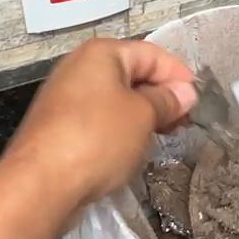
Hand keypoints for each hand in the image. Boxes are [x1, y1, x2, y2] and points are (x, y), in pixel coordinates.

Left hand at [0, 37, 195, 212]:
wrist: (39, 184)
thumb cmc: (97, 138)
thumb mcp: (143, 116)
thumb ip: (167, 100)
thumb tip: (185, 93)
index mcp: (101, 53)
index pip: (151, 53)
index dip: (179, 75)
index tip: (198, 100)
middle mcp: (80, 67)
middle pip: (132, 74)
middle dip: (161, 96)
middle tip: (184, 121)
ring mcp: (65, 97)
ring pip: (115, 99)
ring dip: (142, 115)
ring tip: (163, 137)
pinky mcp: (58, 126)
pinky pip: (99, 120)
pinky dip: (120, 129)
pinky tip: (132, 149)